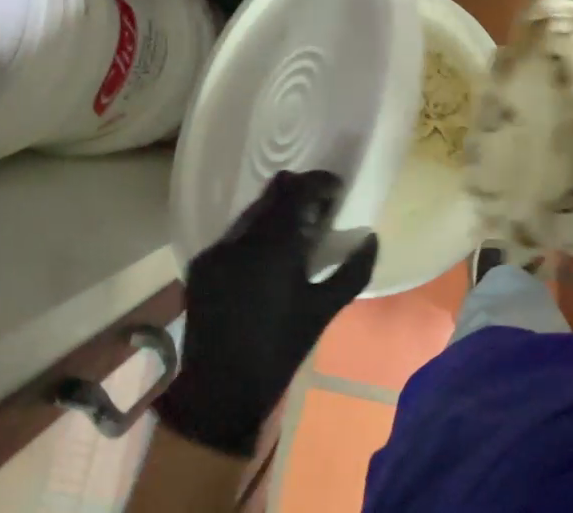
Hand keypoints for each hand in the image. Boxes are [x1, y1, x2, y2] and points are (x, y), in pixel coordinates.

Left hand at [158, 170, 376, 456]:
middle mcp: (239, 239)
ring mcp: (215, 250)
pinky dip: (257, 234)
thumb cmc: (280, 350)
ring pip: (252, 212)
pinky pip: (235, 234)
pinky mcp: (200, 264)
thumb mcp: (324, 311)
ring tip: (297, 235)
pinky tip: (269, 259)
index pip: (297, 191)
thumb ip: (353, 271)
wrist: (220, 390)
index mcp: (273, 247)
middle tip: (321, 210)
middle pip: (273, 194)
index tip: (337, 190)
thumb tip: (371, 238)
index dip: (320, 183)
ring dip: (277, 213)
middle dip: (300, 194)